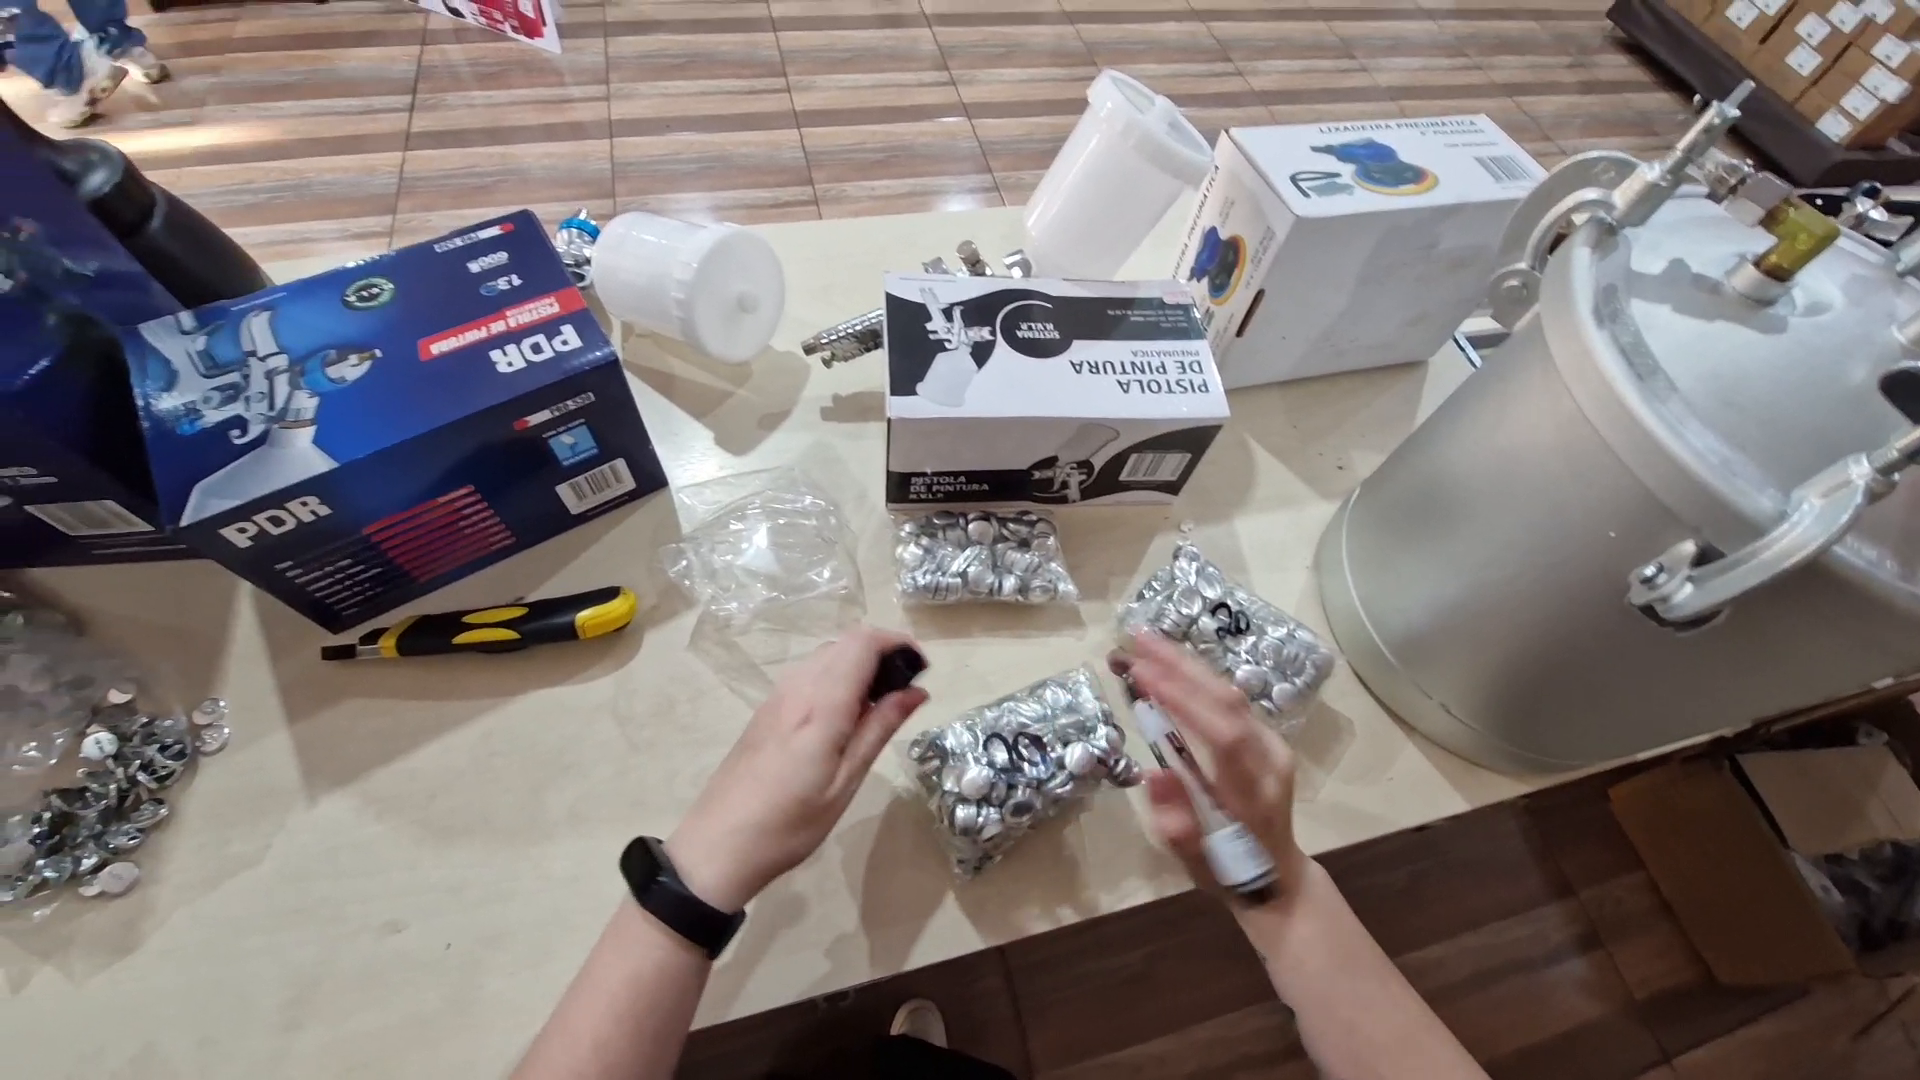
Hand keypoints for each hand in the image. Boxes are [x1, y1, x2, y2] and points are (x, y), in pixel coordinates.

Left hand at [666, 626, 928, 911]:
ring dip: (859, 664)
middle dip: (883, 652)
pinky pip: (810, 674)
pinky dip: (837, 678)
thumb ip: (880, 729)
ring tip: (881, 706)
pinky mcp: (767, 709)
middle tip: (906, 691)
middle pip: (846, 642)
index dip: (897, 643)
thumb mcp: (845, 782)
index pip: (863, 643)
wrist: (717, 847)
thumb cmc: (790, 823)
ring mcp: (778, 696)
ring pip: (827, 655)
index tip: (922, 667)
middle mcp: (797, 687)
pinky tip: (846, 716)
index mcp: (821, 703)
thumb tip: (917, 691)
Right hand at [1127, 632, 1308, 897]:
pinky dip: (1197, 676)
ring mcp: (1273, 745)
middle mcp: (1270, 761)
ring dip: (1187, 664)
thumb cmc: (1230, 872)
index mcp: (1253, 794)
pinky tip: (1170, 661)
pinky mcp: (1266, 738)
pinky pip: (1228, 698)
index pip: (1223, 735)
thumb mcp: (1196, 864)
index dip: (1185, 700)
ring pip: (1229, 693)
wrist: (1279, 877)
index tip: (1143, 674)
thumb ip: (1178, 826)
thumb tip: (1153, 775)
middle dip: (1181, 666)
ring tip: (1146, 640)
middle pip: (1228, 701)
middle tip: (1139, 638)